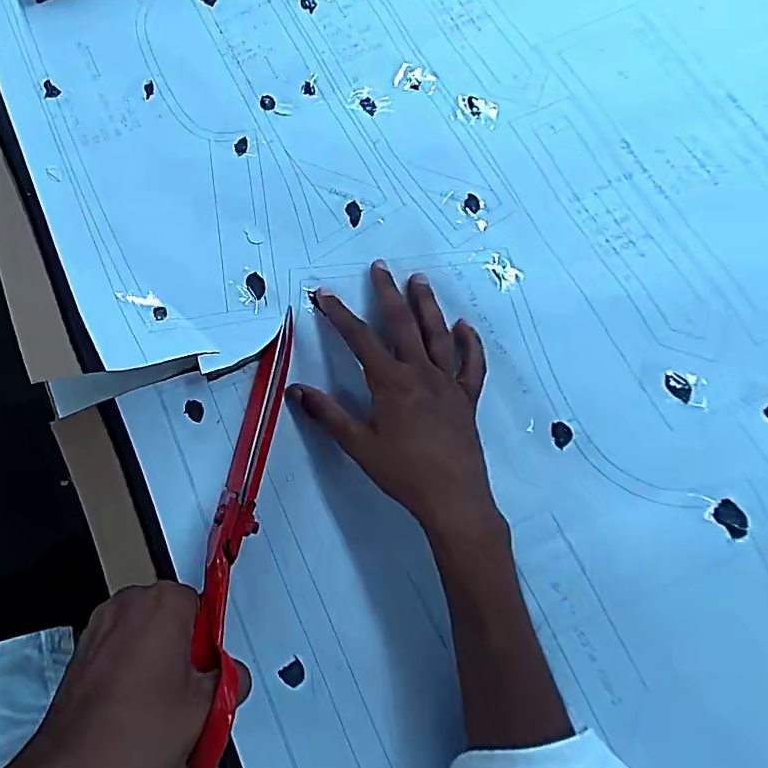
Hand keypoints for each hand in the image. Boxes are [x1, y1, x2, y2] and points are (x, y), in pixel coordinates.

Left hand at [0, 583, 248, 767]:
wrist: (76, 766)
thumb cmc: (128, 735)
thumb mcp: (205, 711)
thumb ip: (229, 681)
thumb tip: (233, 677)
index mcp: (164, 604)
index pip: (202, 603)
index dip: (210, 639)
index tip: (212, 664)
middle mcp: (130, 602)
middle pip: (171, 616)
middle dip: (184, 651)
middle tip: (193, 691)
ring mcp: (103, 622)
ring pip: (144, 633)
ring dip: (157, 661)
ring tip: (165, 710)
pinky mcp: (84, 644)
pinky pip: (119, 647)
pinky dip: (130, 670)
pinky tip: (139, 711)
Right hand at [289, 261, 508, 551]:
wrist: (454, 499)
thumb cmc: (403, 472)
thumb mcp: (358, 444)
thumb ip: (327, 414)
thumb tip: (296, 391)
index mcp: (390, 383)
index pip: (359, 339)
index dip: (339, 314)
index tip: (324, 294)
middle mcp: (420, 374)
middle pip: (402, 324)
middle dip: (388, 293)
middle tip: (380, 268)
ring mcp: (447, 384)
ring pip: (437, 335)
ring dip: (427, 305)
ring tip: (419, 281)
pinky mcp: (467, 399)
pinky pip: (471, 365)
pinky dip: (470, 343)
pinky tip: (464, 327)